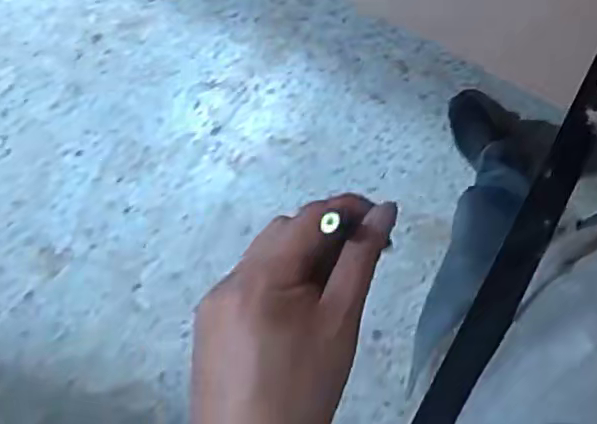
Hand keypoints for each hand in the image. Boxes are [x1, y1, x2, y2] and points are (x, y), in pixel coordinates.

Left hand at [191, 195, 398, 423]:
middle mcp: (229, 282)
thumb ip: (363, 255)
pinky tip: (305, 305)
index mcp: (259, 278)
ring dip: (308, 252)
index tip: (382, 220)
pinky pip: (255, 280)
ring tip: (338, 282)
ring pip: (271, 252)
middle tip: (365, 253)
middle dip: (330, 231)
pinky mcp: (212, 326)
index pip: (311, 217)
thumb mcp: (341, 318)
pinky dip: (285, 276)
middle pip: (289, 229)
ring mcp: (215, 305)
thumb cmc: (301, 388)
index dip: (350, 209)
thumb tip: (384, 210)